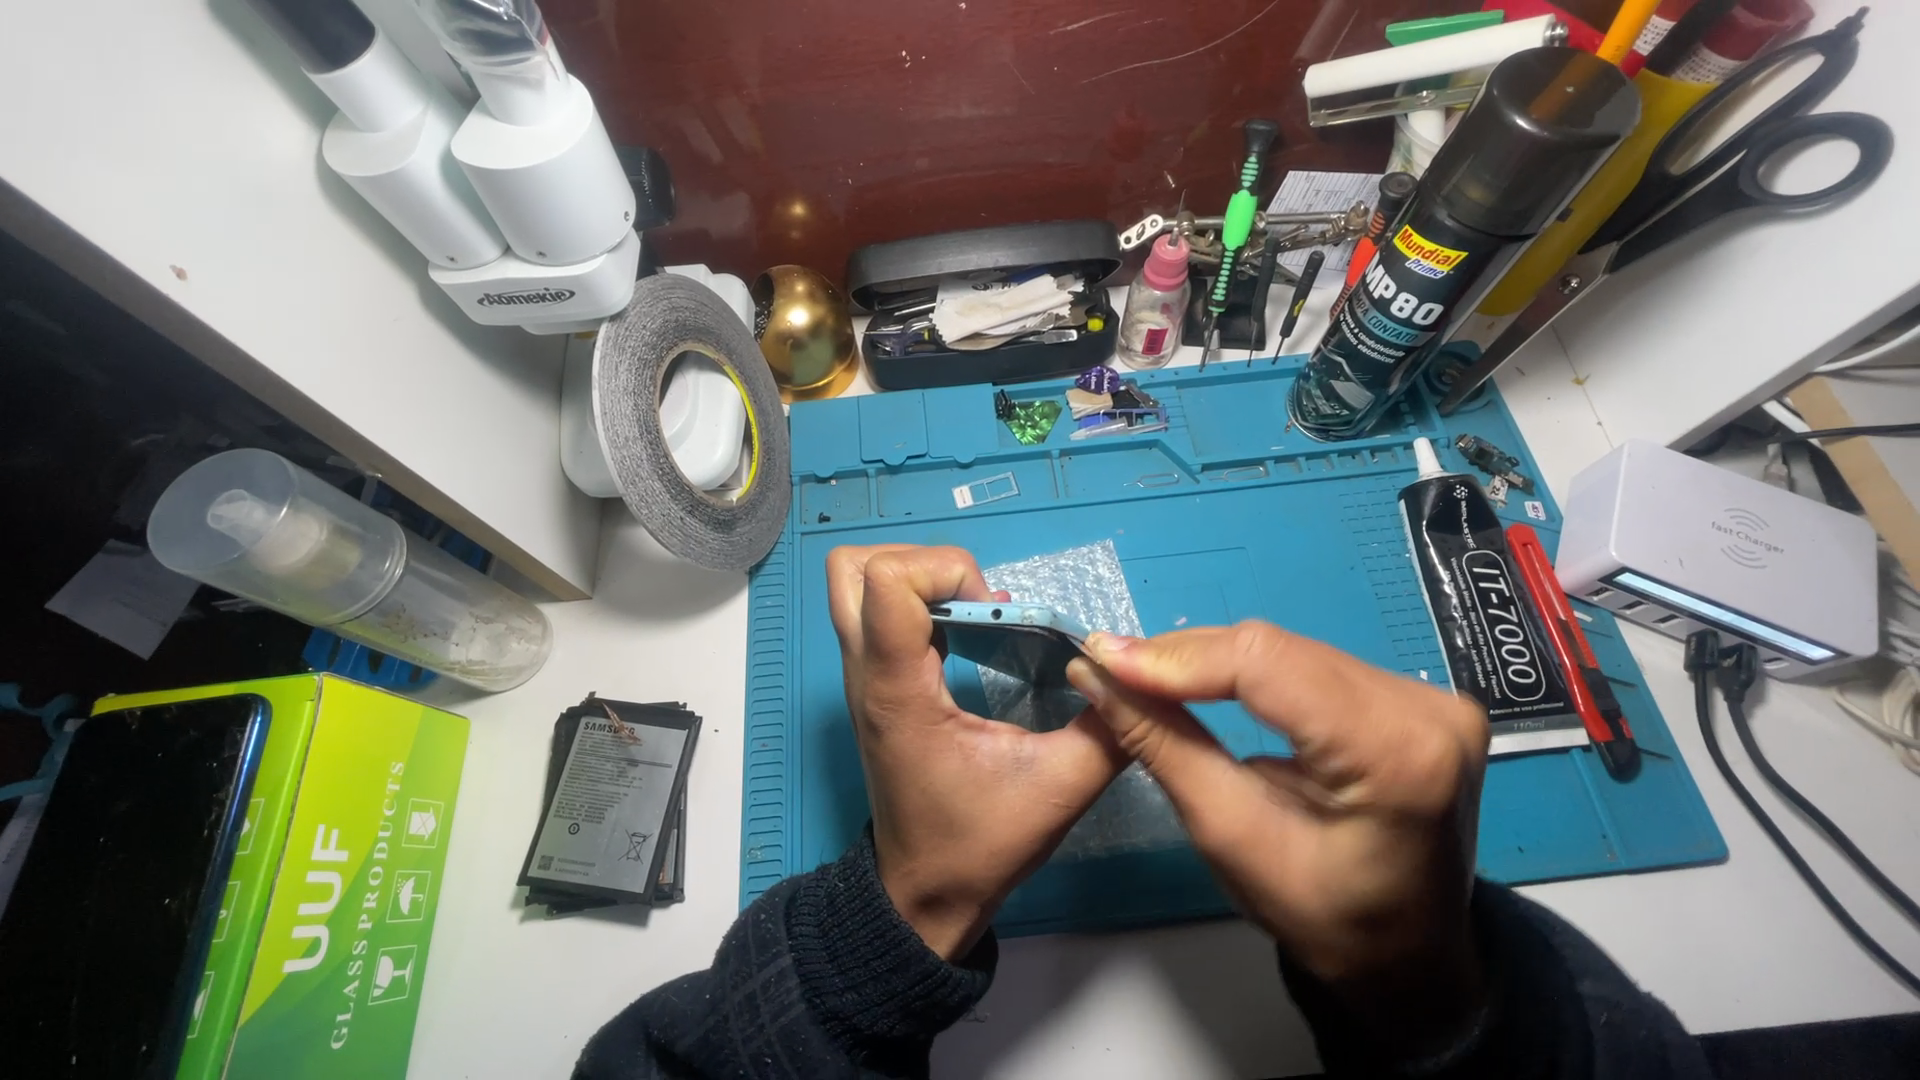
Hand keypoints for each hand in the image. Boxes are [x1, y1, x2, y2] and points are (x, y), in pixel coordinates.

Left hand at [827, 545, 1125, 959]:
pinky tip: (966, 636)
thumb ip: (1107, 730)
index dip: (947, 573)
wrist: (923, 896)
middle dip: (923, 564)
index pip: (888, 581)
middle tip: (976, 602)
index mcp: (899, 690)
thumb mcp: (1059, 789)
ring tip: (973, 615)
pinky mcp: (875, 685)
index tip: (995, 611)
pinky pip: (878, 612)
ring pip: (858, 584)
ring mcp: (863, 677)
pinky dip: (919, 603)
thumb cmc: (978, 846)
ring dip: (918, 580)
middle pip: (855, 567)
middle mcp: (868, 673)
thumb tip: (1134, 675)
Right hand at [1066, 623, 1488, 1044]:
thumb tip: (1095, 674)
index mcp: (1394, 754)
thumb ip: (1163, 745)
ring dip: (1208, 661)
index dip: (1177, 656)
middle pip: (1274, 650)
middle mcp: (1424, 707)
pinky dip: (1243, 670)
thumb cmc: (1320, 915)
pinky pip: (1304, 661)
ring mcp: (1425, 696)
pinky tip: (1200, 682)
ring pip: (1284, 648)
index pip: (1266, 664)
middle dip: (1183, 658)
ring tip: (1146, 678)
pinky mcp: (1411, 695)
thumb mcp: (1229, 834)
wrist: (1406, 956)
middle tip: (1111, 669)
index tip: (1103, 659)